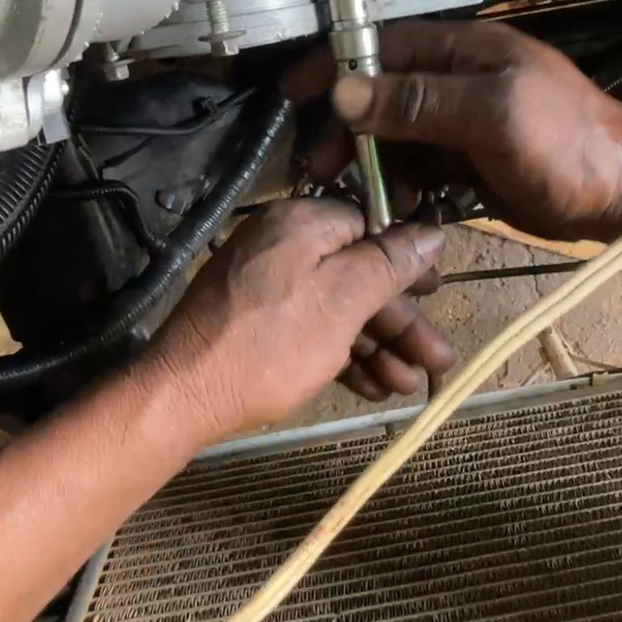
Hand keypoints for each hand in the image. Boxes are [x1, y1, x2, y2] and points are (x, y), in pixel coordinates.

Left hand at [148, 198, 455, 438]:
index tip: (437, 293)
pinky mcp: (257, 322)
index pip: (370, 226)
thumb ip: (389, 263)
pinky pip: (311, 327)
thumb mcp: (342, 302)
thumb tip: (432, 233)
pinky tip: (372, 387)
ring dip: (377, 346)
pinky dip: (342, 354)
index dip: (408, 262)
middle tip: (438, 359)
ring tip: (409, 386)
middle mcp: (284, 246)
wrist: (183, 397)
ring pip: (338, 308)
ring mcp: (267, 285)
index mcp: (302, 224)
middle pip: (358, 275)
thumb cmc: (271, 345)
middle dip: (401, 322)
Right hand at [309, 21, 621, 241]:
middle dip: (345, 130)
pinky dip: (400, 187)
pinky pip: (416, 169)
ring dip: (370, 165)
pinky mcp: (464, 162)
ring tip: (358, 198)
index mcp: (461, 51)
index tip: (292, 94)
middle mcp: (453, 80)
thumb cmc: (566, 144)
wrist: (621, 197)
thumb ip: (420, 102)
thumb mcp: (495, 115)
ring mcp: (458, 124)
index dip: (333, 66)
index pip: (380, 47)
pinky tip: (398, 209)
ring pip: (393, 138)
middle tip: (319, 169)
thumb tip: (345, 93)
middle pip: (377, 96)